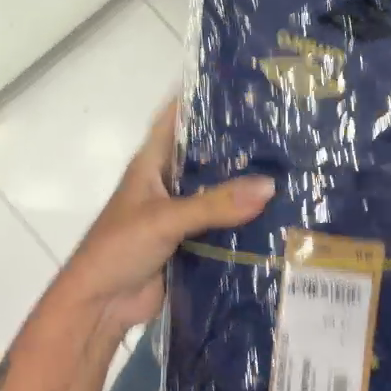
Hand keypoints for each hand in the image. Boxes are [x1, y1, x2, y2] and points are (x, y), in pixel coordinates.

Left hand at [53, 104, 274, 338]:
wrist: (100, 306)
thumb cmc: (119, 248)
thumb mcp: (165, 219)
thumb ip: (215, 204)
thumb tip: (269, 186)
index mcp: (151, 164)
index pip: (176, 118)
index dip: (201, 98)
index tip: (240, 83)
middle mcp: (167, 182)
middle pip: (204, 155)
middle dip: (237, 143)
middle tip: (282, 128)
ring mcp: (179, 214)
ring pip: (217, 191)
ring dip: (244, 185)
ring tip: (290, 166)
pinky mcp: (190, 242)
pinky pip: (221, 225)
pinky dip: (243, 221)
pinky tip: (277, 215)